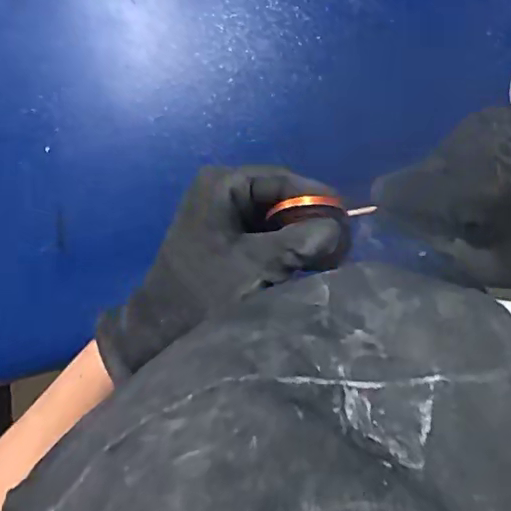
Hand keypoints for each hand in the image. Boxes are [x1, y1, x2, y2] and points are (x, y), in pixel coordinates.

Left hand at [95, 167, 350, 380]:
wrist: (160, 330)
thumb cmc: (206, 292)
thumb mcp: (259, 264)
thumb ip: (303, 241)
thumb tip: (341, 228)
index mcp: (222, 184)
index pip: (283, 180)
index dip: (318, 200)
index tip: (350, 226)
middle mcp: (220, 190)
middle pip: (280, 199)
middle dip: (309, 222)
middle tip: (339, 251)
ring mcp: (220, 215)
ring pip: (275, 220)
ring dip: (299, 240)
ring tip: (324, 262)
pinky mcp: (223, 240)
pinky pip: (264, 236)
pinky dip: (285, 250)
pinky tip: (302, 269)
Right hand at [370, 107, 510, 295]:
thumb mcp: (485, 266)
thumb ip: (432, 241)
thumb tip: (386, 223)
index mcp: (481, 186)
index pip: (405, 187)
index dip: (395, 204)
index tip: (393, 217)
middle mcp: (481, 145)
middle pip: (422, 168)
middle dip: (423, 191)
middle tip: (441, 214)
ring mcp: (490, 123)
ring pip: (437, 153)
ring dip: (441, 175)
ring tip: (465, 197)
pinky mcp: (497, 114)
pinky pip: (455, 140)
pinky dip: (458, 159)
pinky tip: (479, 175)